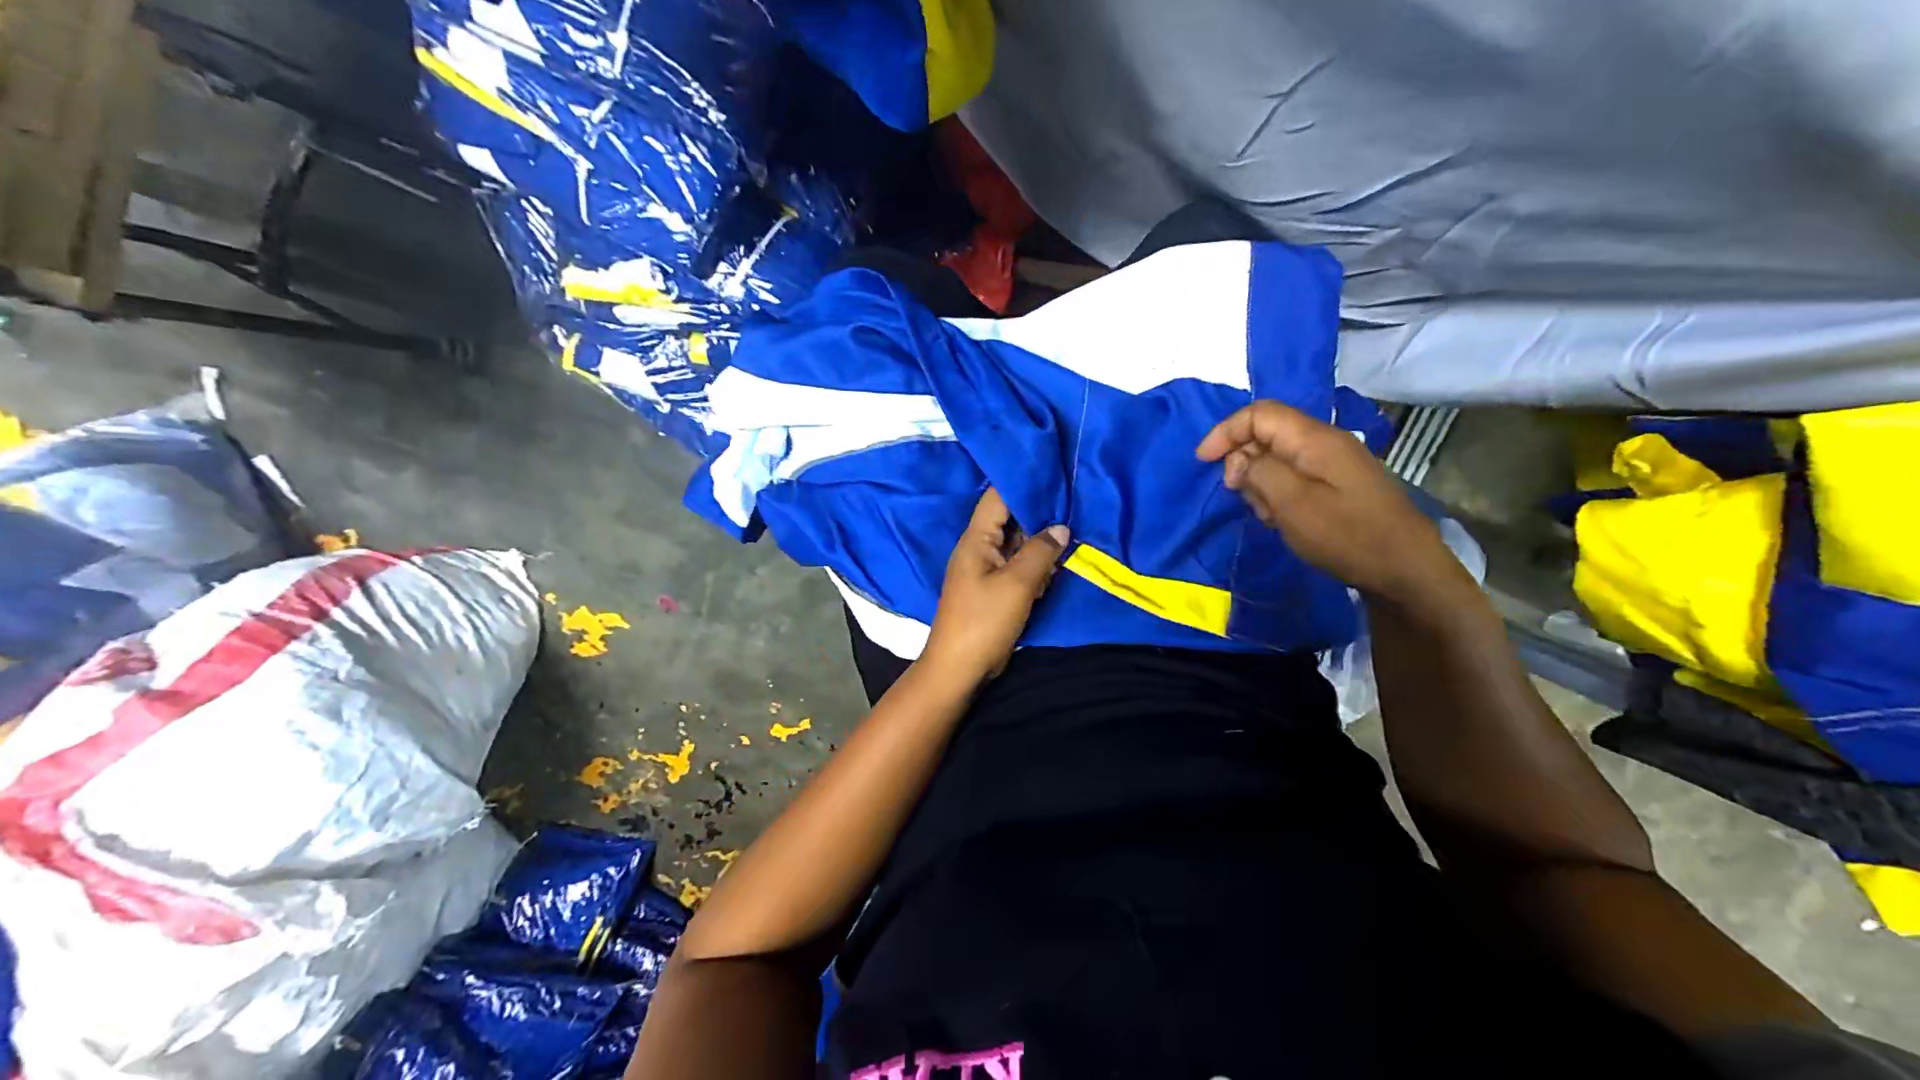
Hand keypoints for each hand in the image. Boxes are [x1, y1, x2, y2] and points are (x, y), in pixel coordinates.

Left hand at [921, 488, 1069, 684]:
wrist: (958, 669)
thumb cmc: (983, 622)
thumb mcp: (1017, 584)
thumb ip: (1040, 552)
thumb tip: (1061, 527)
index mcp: (975, 539)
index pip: (997, 497)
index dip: (1023, 483)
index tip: (1055, 473)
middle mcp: (979, 548)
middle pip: (1010, 519)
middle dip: (1039, 513)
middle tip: (1075, 502)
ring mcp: (986, 570)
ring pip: (1017, 544)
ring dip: (1041, 542)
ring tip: (1074, 529)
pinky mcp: (994, 590)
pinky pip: (1017, 567)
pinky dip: (1036, 565)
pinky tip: (1058, 564)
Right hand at [1196, 401, 1458, 603]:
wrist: (1406, 569)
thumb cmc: (1347, 535)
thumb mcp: (1293, 504)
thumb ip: (1260, 472)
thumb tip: (1241, 461)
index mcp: (1315, 439)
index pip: (1260, 414)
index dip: (1226, 431)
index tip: (1202, 461)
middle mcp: (1326, 442)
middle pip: (1268, 433)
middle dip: (1242, 459)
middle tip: (1239, 495)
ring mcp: (1335, 464)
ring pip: (1279, 457)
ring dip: (1260, 481)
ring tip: (1265, 514)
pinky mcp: (1340, 486)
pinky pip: (1295, 477)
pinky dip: (1278, 493)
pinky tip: (1282, 520)